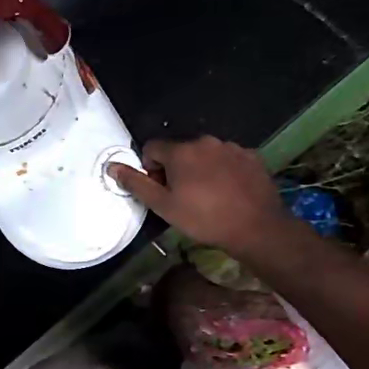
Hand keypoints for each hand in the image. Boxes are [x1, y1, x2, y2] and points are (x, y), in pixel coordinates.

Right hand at [107, 136, 297, 256]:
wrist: (256, 227)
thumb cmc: (203, 218)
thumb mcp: (163, 205)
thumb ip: (136, 183)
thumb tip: (112, 167)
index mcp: (181, 150)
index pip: (152, 148)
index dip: (150, 169)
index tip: (161, 189)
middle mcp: (206, 141)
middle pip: (179, 150)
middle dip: (176, 168)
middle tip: (182, 196)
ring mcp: (232, 147)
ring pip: (204, 154)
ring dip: (200, 169)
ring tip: (207, 195)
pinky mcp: (251, 157)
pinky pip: (227, 159)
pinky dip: (223, 171)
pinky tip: (228, 192)